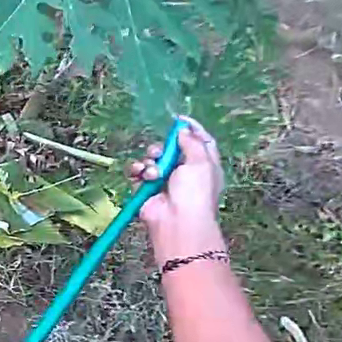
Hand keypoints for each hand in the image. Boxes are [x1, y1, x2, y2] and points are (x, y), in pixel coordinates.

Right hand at [129, 117, 226, 263]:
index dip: (190, 129)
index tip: (178, 119)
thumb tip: (182, 130)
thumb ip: (191, 141)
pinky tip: (141, 175)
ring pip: (151, 159)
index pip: (199, 140)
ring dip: (149, 162)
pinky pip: (137, 172)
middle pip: (170, 149)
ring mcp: (164, 181)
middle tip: (159, 153)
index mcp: (204, 164)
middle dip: (162, 147)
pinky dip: (136, 171)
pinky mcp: (146, 189)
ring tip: (152, 173)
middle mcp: (184, 172)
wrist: (176, 222)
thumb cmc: (194, 192)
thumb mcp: (200, 161)